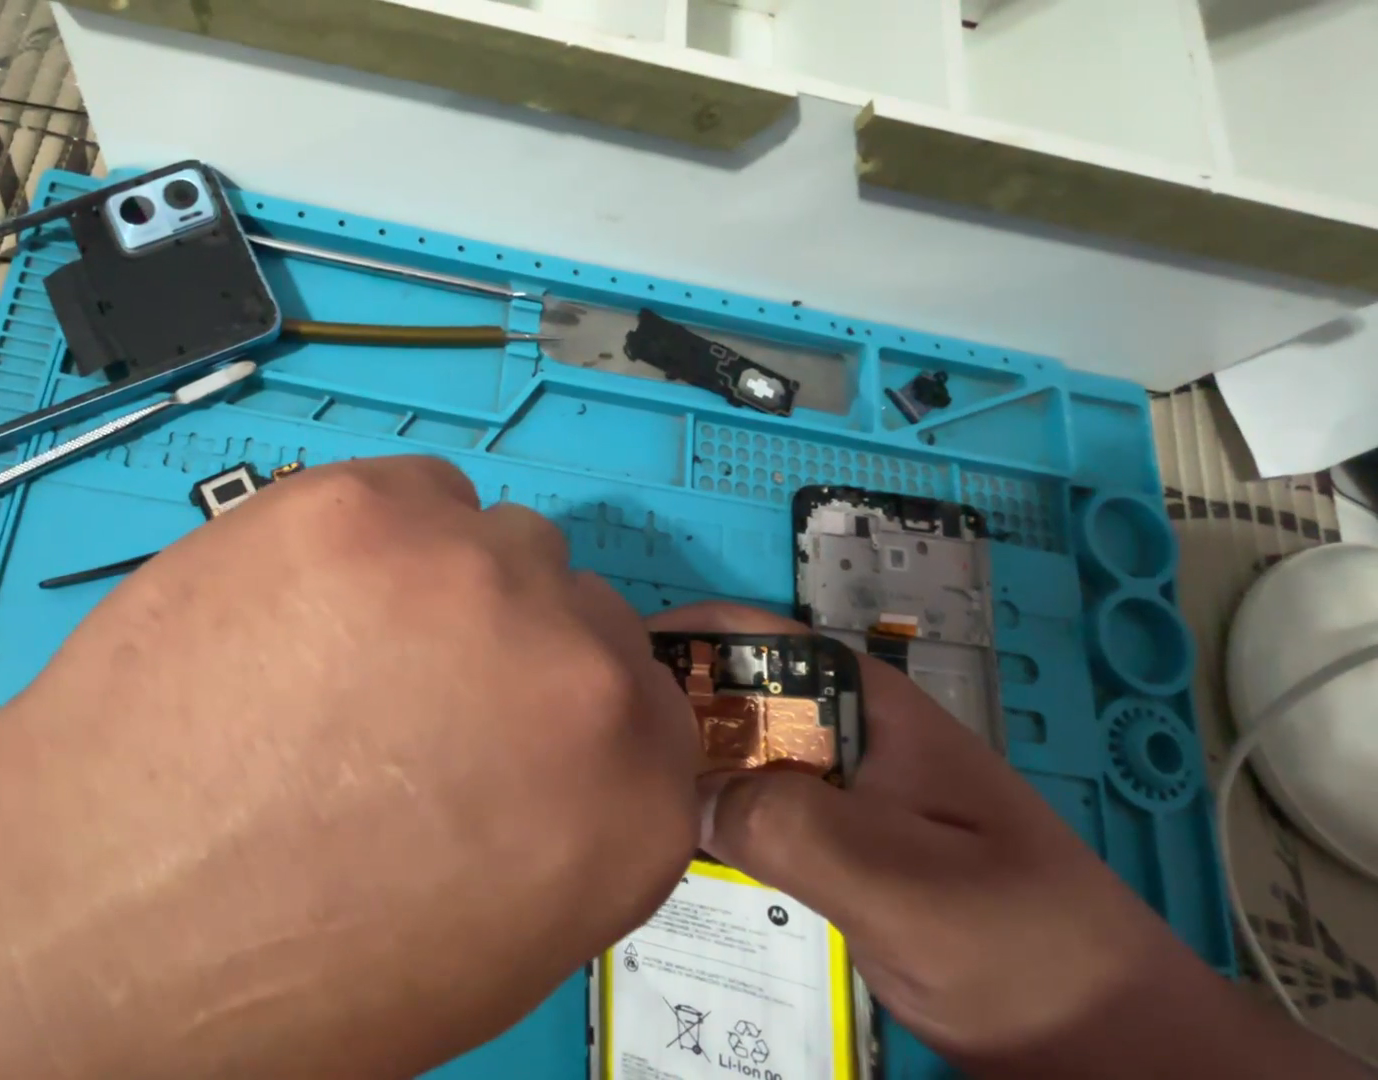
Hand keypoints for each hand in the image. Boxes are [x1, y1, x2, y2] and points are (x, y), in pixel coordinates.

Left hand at [0, 457, 703, 1077]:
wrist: (94, 921)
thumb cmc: (290, 972)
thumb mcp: (487, 945)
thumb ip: (566, 827)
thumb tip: (558, 747)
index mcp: (629, 805)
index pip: (657, 714)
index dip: (576, 718)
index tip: (521, 720)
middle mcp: (577, 675)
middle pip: (581, 610)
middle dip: (512, 654)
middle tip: (418, 692)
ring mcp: (467, 574)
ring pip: (495, 540)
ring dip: (441, 588)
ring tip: (344, 649)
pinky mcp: (354, 508)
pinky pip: (409, 492)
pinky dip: (371, 537)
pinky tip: (303, 602)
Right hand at [650, 603, 1362, 1077]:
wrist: (1094, 1039)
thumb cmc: (1017, 943)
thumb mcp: (908, 886)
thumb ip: (797, 829)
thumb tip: (682, 791)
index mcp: (862, 703)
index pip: (750, 636)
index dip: (673, 637)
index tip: (599, 671)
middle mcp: (834, 731)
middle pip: (724, 692)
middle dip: (656, 708)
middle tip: (586, 750)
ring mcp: (825, 788)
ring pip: (724, 752)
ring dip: (671, 767)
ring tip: (603, 793)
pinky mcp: (819, 840)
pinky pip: (736, 808)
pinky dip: (695, 816)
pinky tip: (655, 844)